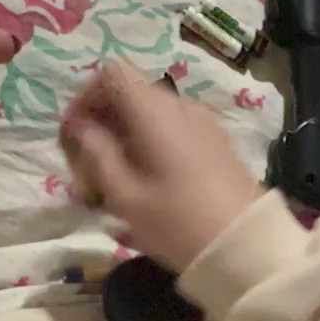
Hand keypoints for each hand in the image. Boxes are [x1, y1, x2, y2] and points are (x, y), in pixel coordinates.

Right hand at [59, 61, 264, 272]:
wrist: (246, 247)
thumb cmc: (178, 223)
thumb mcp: (126, 197)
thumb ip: (98, 155)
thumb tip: (82, 128)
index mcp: (154, 110)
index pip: (111, 74)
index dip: (85, 98)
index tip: (73, 136)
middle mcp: (181, 106)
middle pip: (131, 96)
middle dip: (103, 125)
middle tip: (87, 167)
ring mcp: (204, 125)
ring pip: (153, 118)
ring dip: (127, 141)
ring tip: (114, 185)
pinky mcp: (218, 146)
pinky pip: (175, 134)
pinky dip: (152, 149)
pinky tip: (147, 186)